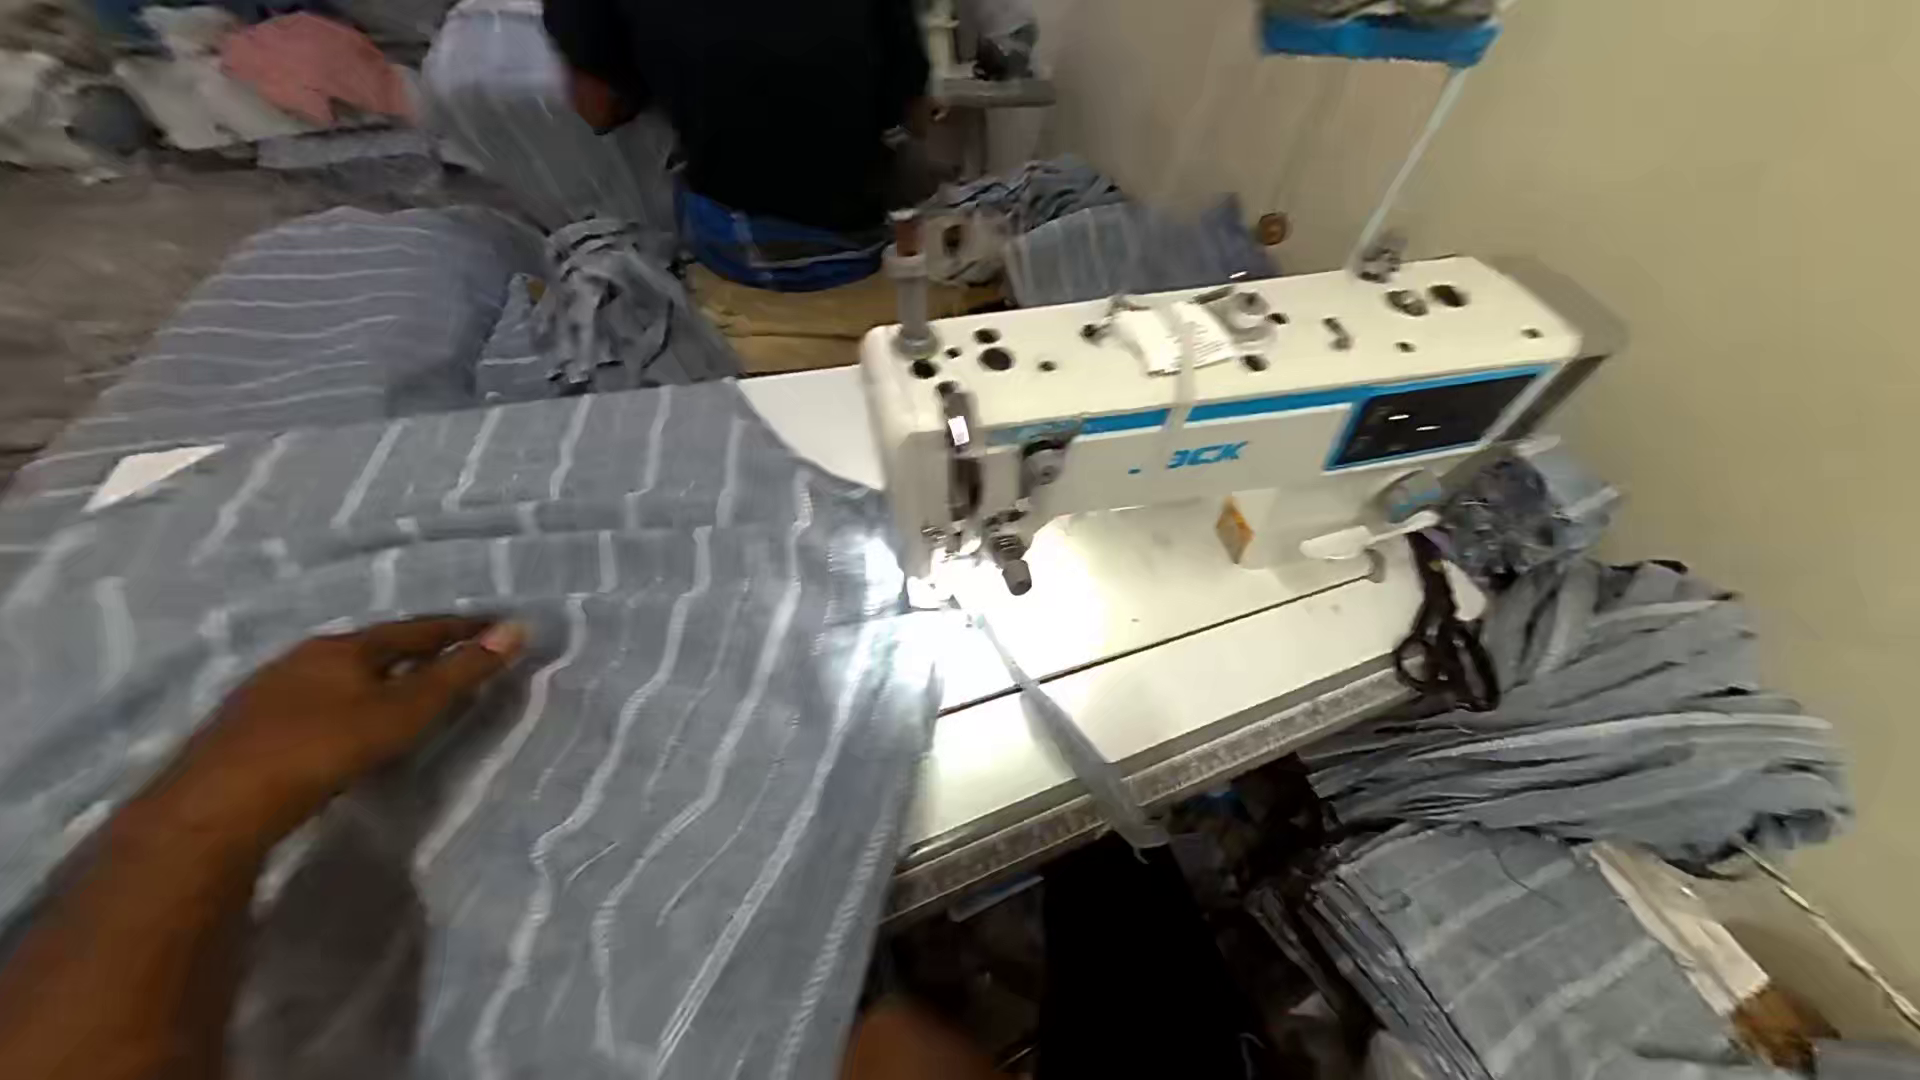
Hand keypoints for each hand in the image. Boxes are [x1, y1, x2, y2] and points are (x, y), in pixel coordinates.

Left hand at [161, 618, 525, 846]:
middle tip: (455, 653)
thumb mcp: (409, 709)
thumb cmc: (326, 747)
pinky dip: (349, 698)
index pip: (419, 628)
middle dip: (419, 648)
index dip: (462, 627)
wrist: (212, 811)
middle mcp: (304, 657)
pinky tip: (351, 718)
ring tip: (409, 685)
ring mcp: (268, 691)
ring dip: (381, 674)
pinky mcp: (246, 726)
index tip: (497, 626)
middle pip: (377, 646)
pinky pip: (316, 697)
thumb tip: (518, 628)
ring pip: (343, 672)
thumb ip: (463, 670)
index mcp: (345, 646)